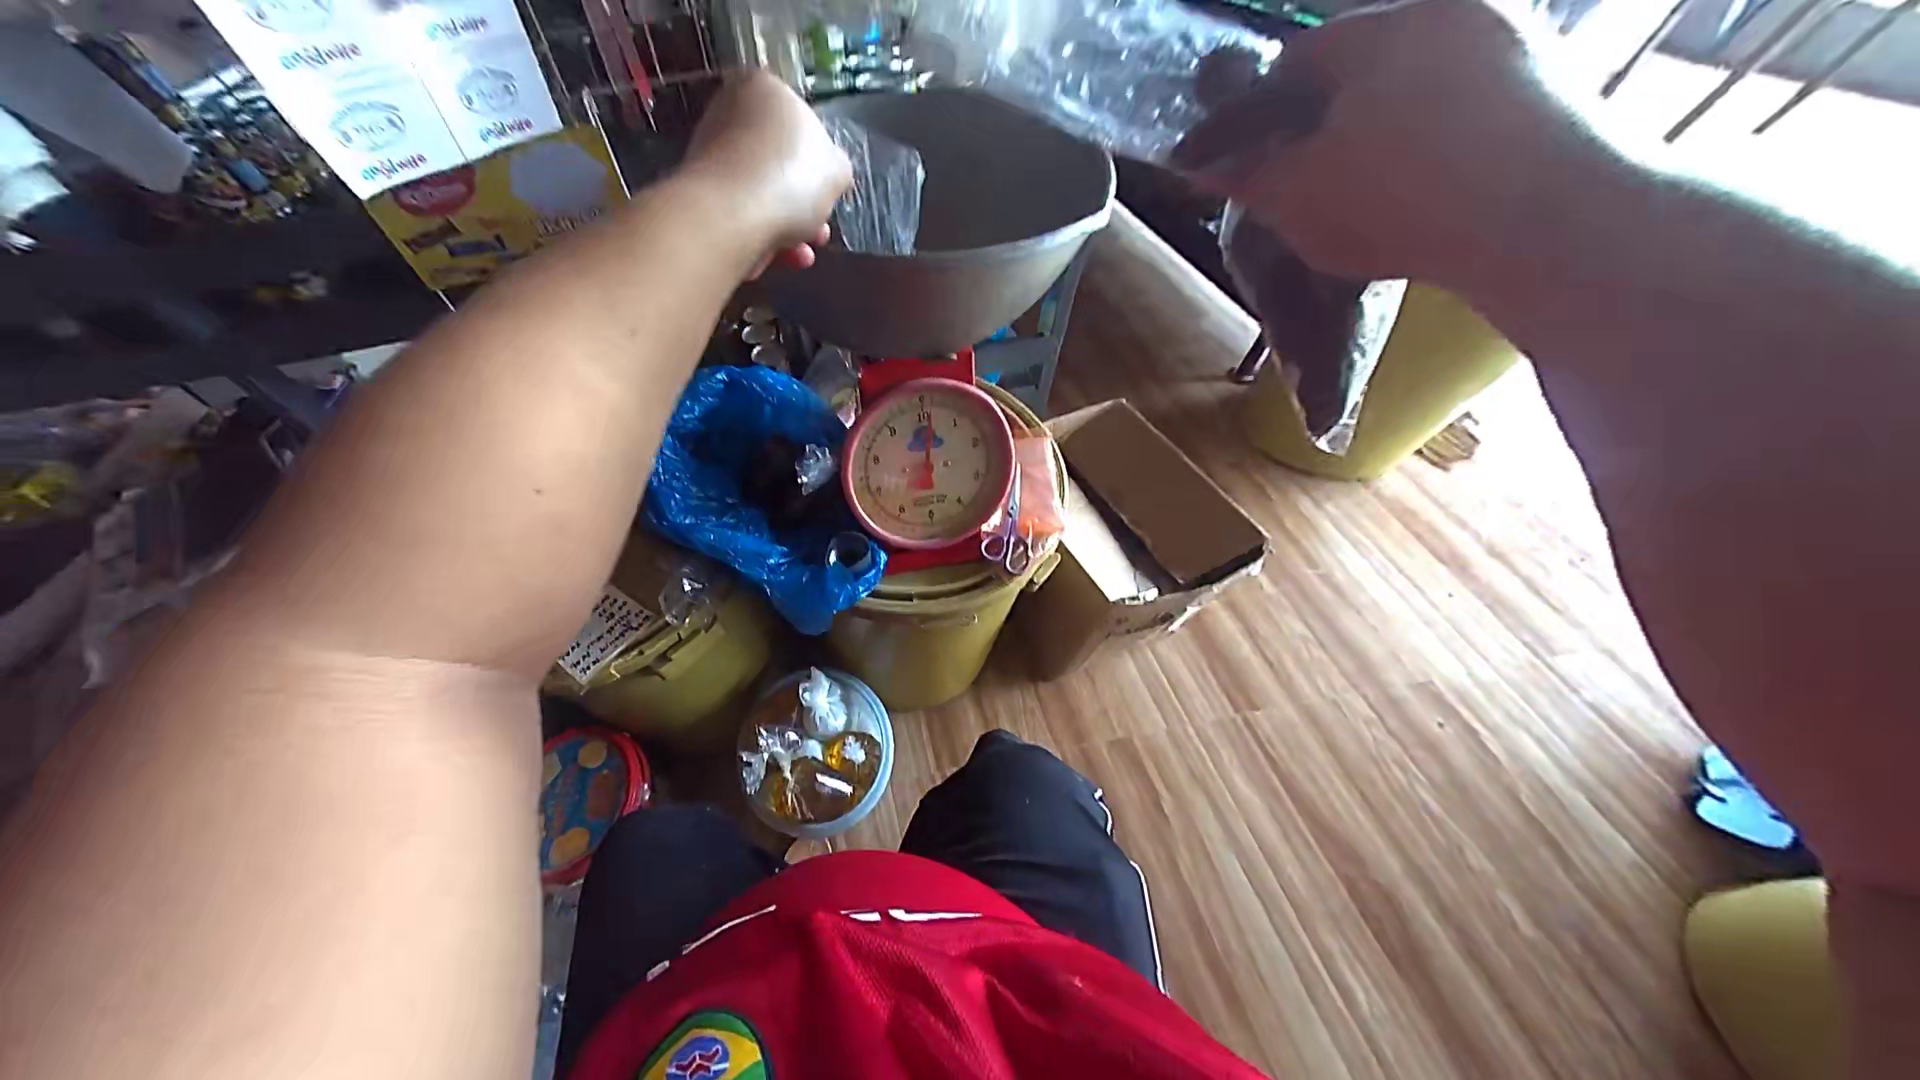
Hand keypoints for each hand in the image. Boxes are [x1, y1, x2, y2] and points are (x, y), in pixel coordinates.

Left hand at [683, 71, 851, 274]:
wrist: (731, 216)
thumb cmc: (790, 179)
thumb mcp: (837, 169)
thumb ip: (837, 166)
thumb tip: (830, 170)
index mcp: (764, 88)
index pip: (801, 122)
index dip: (820, 162)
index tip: (828, 191)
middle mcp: (731, 111)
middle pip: (781, 163)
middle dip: (805, 202)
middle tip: (821, 227)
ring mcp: (711, 152)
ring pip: (764, 194)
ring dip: (791, 228)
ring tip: (805, 252)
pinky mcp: (702, 192)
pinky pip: (744, 213)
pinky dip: (766, 236)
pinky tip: (786, 258)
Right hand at [1174, 0, 1599, 286]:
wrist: (1543, 221)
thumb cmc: (1395, 201)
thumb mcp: (1296, 199)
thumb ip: (1246, 176)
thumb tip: (1204, 166)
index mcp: (1382, 32)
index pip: (1297, 57)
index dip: (1261, 111)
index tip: (1251, 158)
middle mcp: (1453, 15)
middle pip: (1361, 70)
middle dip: (1325, 122)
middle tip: (1308, 181)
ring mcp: (1517, 43)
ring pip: (1418, 88)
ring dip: (1383, 133)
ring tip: (1368, 193)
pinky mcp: (1556, 86)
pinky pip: (1470, 109)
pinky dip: (1436, 144)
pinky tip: (1427, 192)